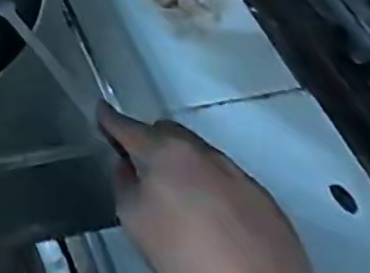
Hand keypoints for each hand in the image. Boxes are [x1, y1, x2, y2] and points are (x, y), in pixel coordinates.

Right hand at [100, 102, 311, 272]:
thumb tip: (129, 168)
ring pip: (200, 156)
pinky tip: (215, 220)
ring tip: (184, 202)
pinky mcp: (267, 202)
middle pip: (167, 133)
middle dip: (152, 143)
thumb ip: (122, 181)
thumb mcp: (132, 217)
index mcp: (163, 150)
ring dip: (186, 167)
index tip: (102, 115)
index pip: (125, 124)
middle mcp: (201, 153)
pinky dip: (216, 190)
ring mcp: (238, 175)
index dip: (108, 119)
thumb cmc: (185, 254)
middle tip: (145, 168)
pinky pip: (230, 182)